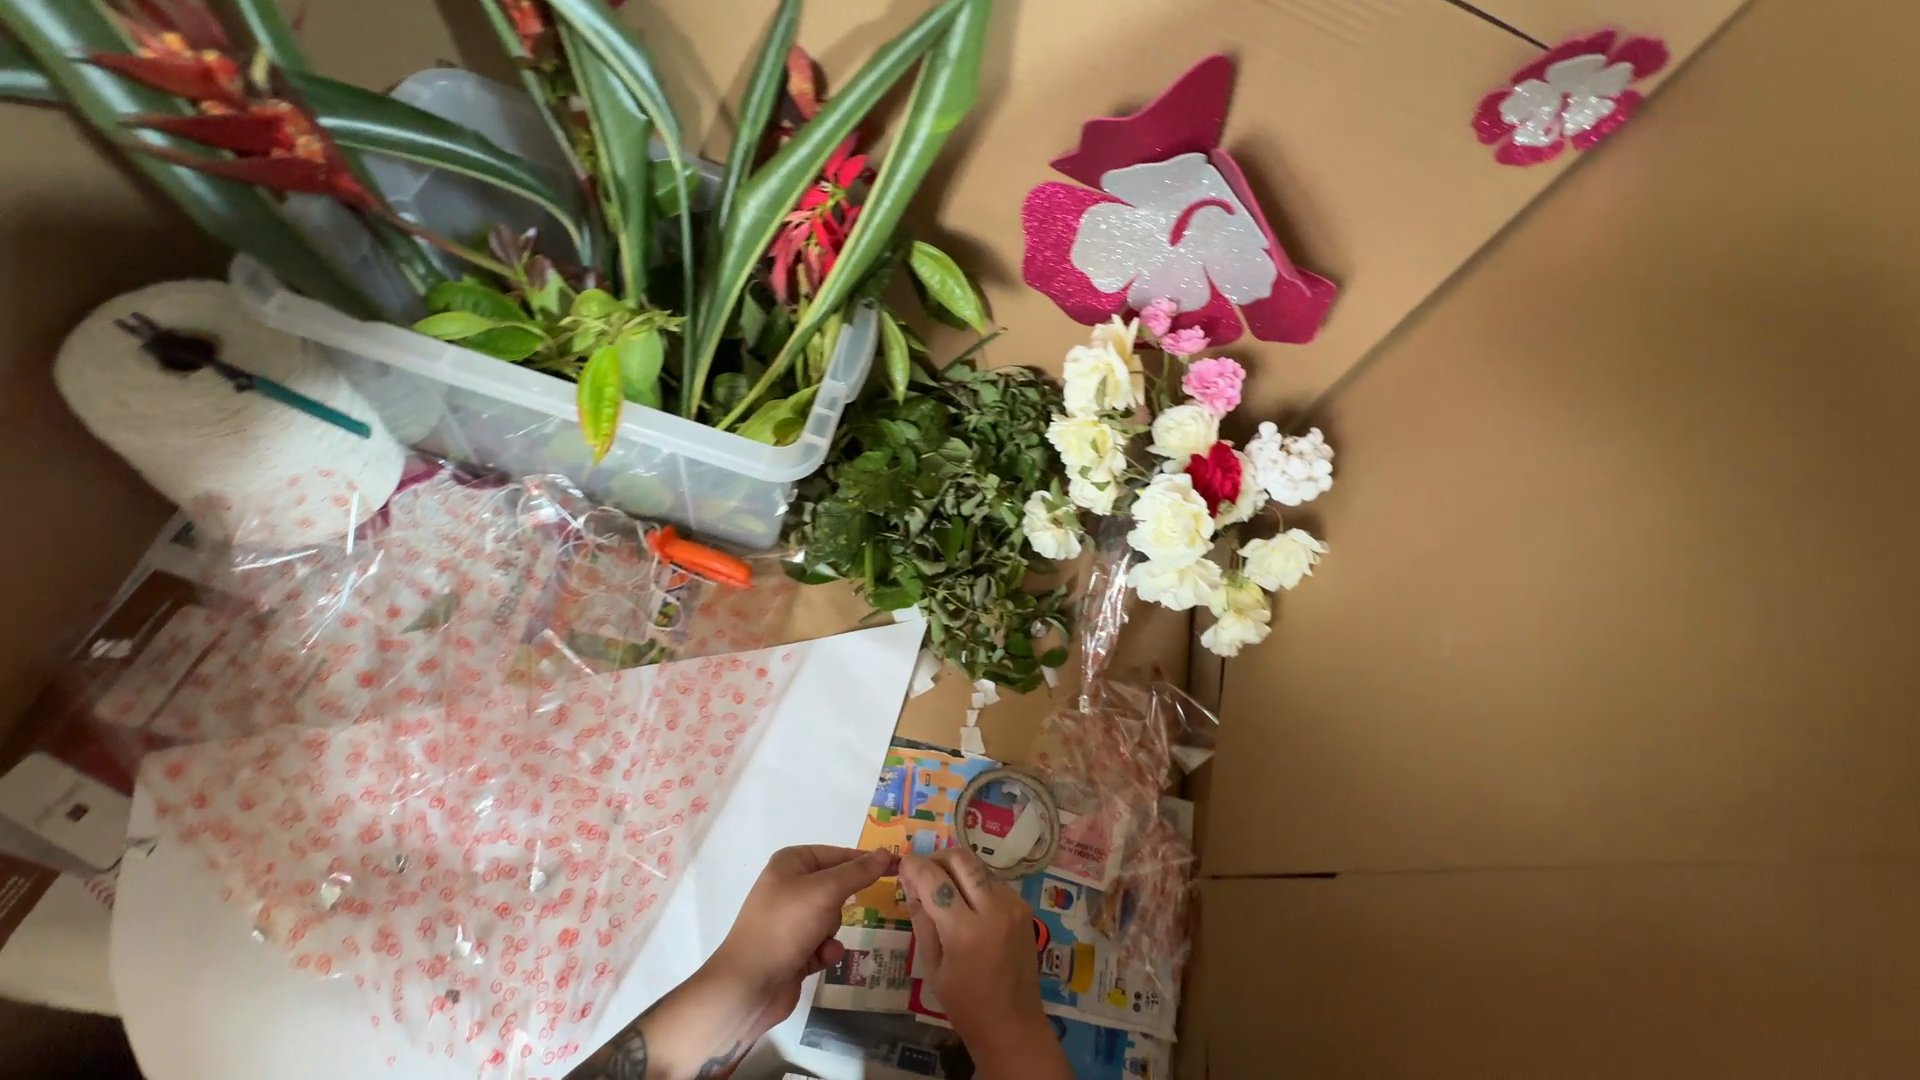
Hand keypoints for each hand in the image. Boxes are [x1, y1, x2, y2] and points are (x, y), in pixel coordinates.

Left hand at [703, 845, 897, 1034]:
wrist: (749, 986)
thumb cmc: (785, 926)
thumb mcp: (826, 891)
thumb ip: (858, 872)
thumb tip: (886, 853)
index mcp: (792, 862)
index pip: (839, 854)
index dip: (865, 861)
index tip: (896, 866)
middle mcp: (790, 886)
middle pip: (837, 887)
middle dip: (841, 905)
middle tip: (833, 914)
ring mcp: (791, 919)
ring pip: (834, 917)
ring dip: (832, 931)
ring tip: (817, 941)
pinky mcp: (794, 949)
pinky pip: (825, 942)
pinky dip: (825, 951)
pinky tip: (816, 960)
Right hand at [898, 847, 1070, 1077]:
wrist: (1013, 1025)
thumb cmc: (965, 1005)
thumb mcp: (932, 966)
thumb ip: (922, 919)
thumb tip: (910, 882)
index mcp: (964, 931)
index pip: (934, 880)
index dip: (914, 865)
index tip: (903, 863)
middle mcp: (993, 910)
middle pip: (962, 859)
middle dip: (938, 857)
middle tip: (925, 871)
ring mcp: (1013, 905)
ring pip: (979, 866)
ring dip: (958, 869)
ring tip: (945, 887)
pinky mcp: (1023, 907)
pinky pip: (994, 881)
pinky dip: (976, 882)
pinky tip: (968, 902)